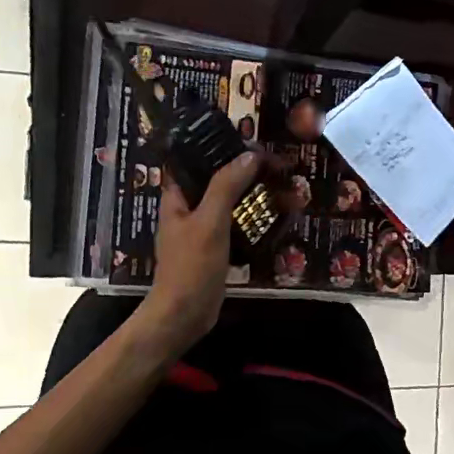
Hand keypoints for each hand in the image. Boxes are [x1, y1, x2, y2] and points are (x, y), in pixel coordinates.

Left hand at [131, 151, 258, 351]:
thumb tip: (250, 155)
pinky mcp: (214, 250)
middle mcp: (186, 211)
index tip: (241, 139)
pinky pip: (234, 226)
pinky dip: (251, 219)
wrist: (185, 315)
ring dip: (248, 195)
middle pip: (212, 181)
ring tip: (277, 184)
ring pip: (226, 203)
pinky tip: (273, 216)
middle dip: (239, 171)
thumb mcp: (210, 221)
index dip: (211, 147)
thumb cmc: (191, 266)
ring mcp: (200, 231)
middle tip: (270, 162)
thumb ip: (227, 186)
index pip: (189, 161)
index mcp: (176, 198)